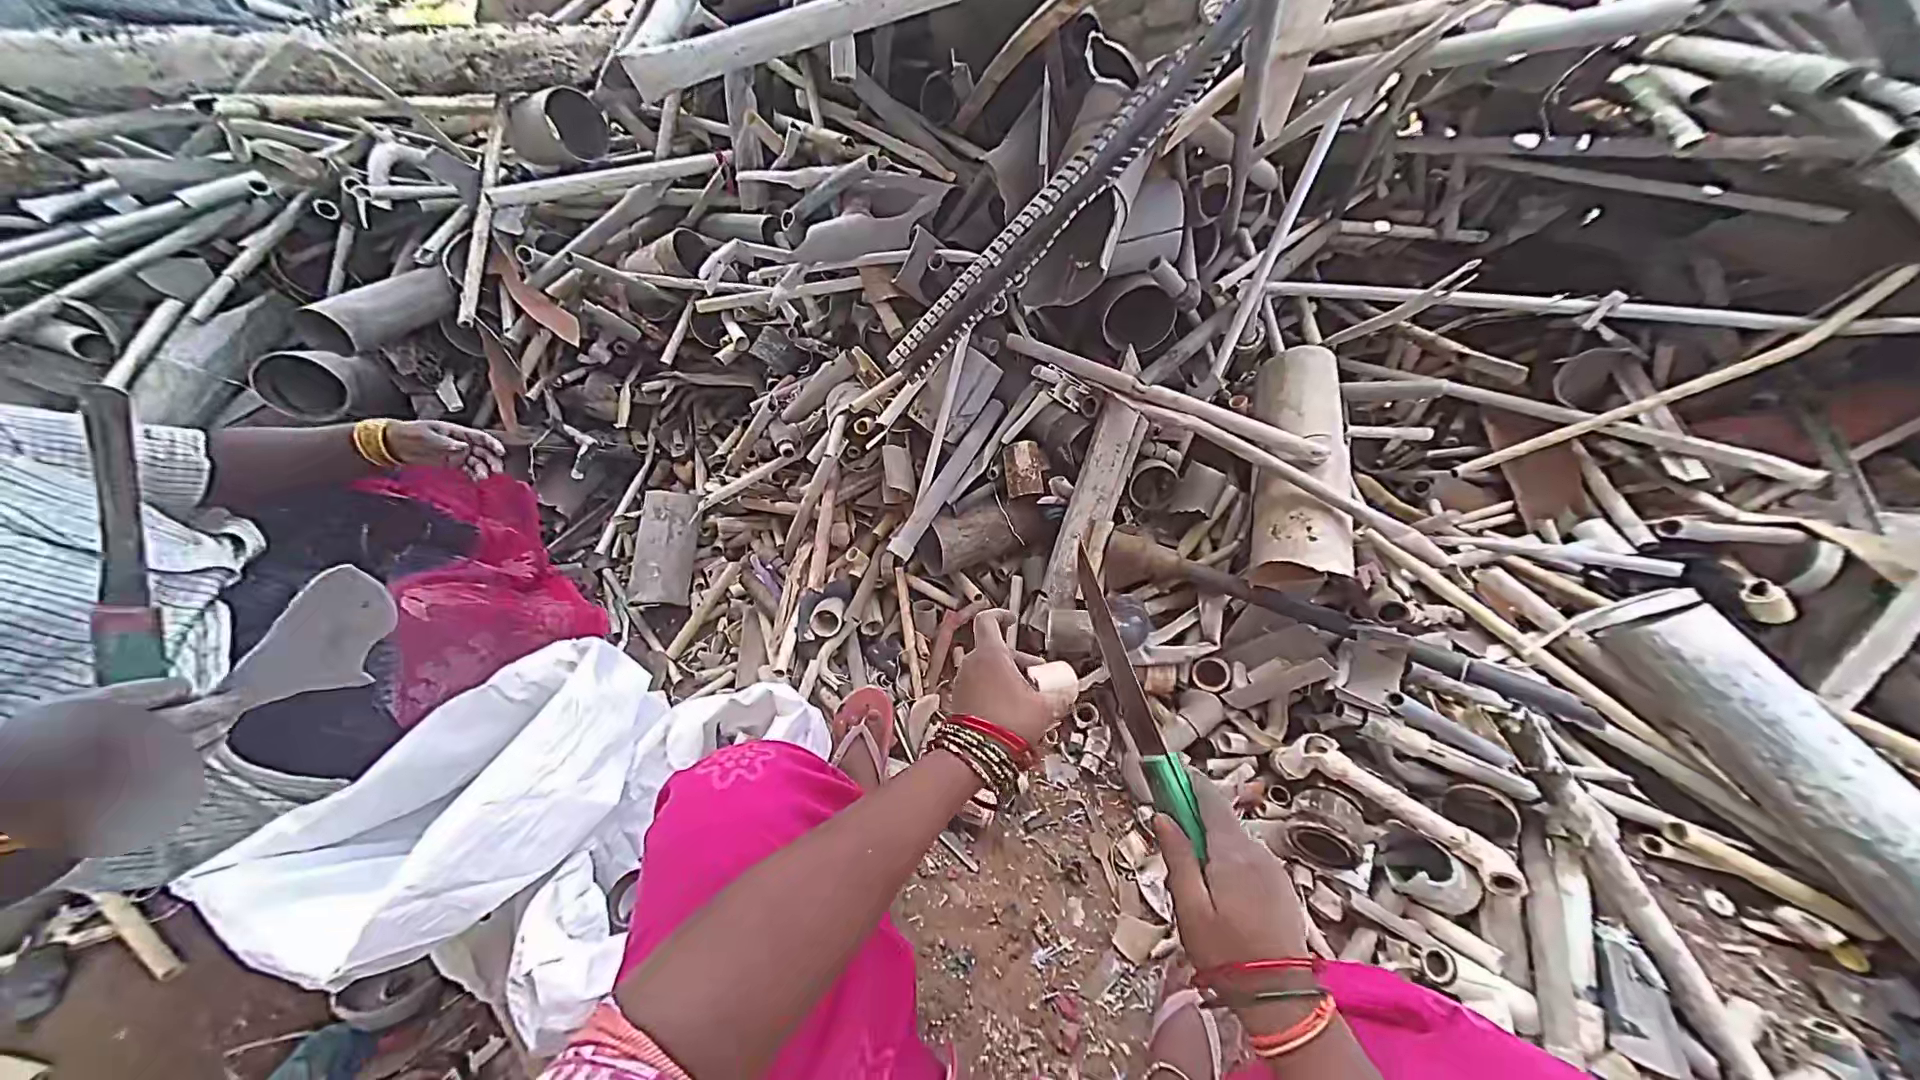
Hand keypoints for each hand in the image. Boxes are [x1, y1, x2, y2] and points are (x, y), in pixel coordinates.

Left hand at [384, 421, 506, 479]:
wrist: (394, 444)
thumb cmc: (409, 433)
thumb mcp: (427, 434)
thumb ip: (446, 442)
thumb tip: (464, 447)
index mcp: (457, 432)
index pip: (481, 437)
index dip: (492, 444)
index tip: (500, 451)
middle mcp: (462, 443)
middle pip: (484, 451)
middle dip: (492, 460)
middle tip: (496, 469)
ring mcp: (458, 454)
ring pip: (479, 462)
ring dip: (484, 469)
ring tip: (483, 477)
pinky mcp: (453, 464)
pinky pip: (469, 470)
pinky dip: (475, 475)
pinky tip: (477, 479)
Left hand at [948, 608, 1054, 744]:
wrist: (976, 753)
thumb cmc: (1005, 725)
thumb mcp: (1044, 707)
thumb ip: (1059, 694)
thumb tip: (1067, 690)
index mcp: (991, 654)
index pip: (989, 620)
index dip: (1001, 614)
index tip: (1011, 618)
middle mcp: (972, 664)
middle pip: (997, 651)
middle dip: (1021, 662)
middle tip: (1038, 679)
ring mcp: (963, 682)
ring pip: (989, 670)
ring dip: (1009, 678)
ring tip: (1028, 699)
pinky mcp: (960, 700)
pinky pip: (981, 687)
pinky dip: (996, 692)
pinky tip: (1012, 710)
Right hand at [1153, 766, 1311, 975]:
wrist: (1281, 998)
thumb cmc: (1227, 954)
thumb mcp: (1189, 906)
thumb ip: (1177, 856)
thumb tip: (1163, 818)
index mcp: (1232, 852)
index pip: (1210, 799)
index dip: (1189, 782)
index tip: (1169, 773)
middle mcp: (1257, 852)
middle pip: (1222, 820)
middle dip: (1196, 821)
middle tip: (1173, 840)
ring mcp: (1274, 869)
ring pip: (1236, 841)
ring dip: (1214, 846)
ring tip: (1198, 882)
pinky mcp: (1282, 886)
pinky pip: (1250, 860)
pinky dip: (1232, 862)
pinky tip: (1223, 894)